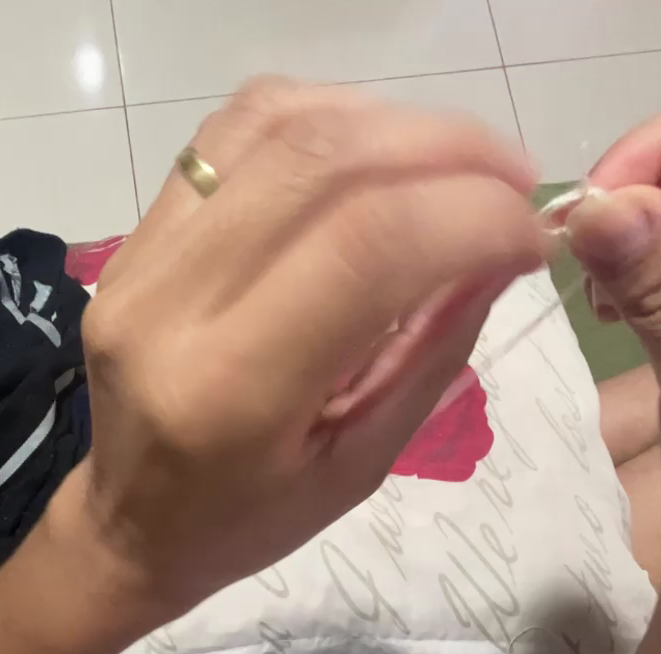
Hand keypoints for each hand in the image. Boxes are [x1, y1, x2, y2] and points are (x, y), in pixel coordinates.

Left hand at [62, 78, 545, 613]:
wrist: (131, 524)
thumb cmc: (247, 523)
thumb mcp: (357, 469)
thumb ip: (429, 354)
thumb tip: (498, 249)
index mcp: (232, 391)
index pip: (366, 246)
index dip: (471, 216)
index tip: (530, 236)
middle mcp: (171, 307)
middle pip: (323, 165)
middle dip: (448, 152)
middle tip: (511, 182)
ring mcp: (137, 262)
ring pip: (275, 126)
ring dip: (390, 125)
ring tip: (453, 165)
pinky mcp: (131, 242)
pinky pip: (230, 137)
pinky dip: (321, 123)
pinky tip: (372, 155)